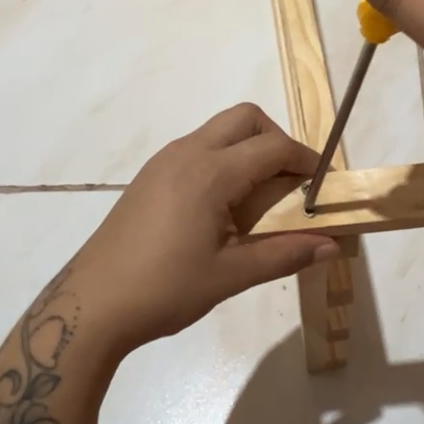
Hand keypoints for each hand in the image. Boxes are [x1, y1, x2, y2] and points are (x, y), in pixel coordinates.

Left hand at [66, 104, 339, 351]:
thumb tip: (333, 245)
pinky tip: (223, 209)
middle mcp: (187, 153)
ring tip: (261, 200)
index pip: (273, 147)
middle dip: (277, 141)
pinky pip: (197, 149)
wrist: (91, 305)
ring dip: (248, 150)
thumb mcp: (231, 276)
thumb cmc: (164, 290)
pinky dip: (223, 161)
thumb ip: (285, 254)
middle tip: (292, 184)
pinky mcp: (149, 177)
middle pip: (245, 119)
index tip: (325, 187)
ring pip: (219, 131)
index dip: (307, 161)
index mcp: (210, 173)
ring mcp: (163, 162)